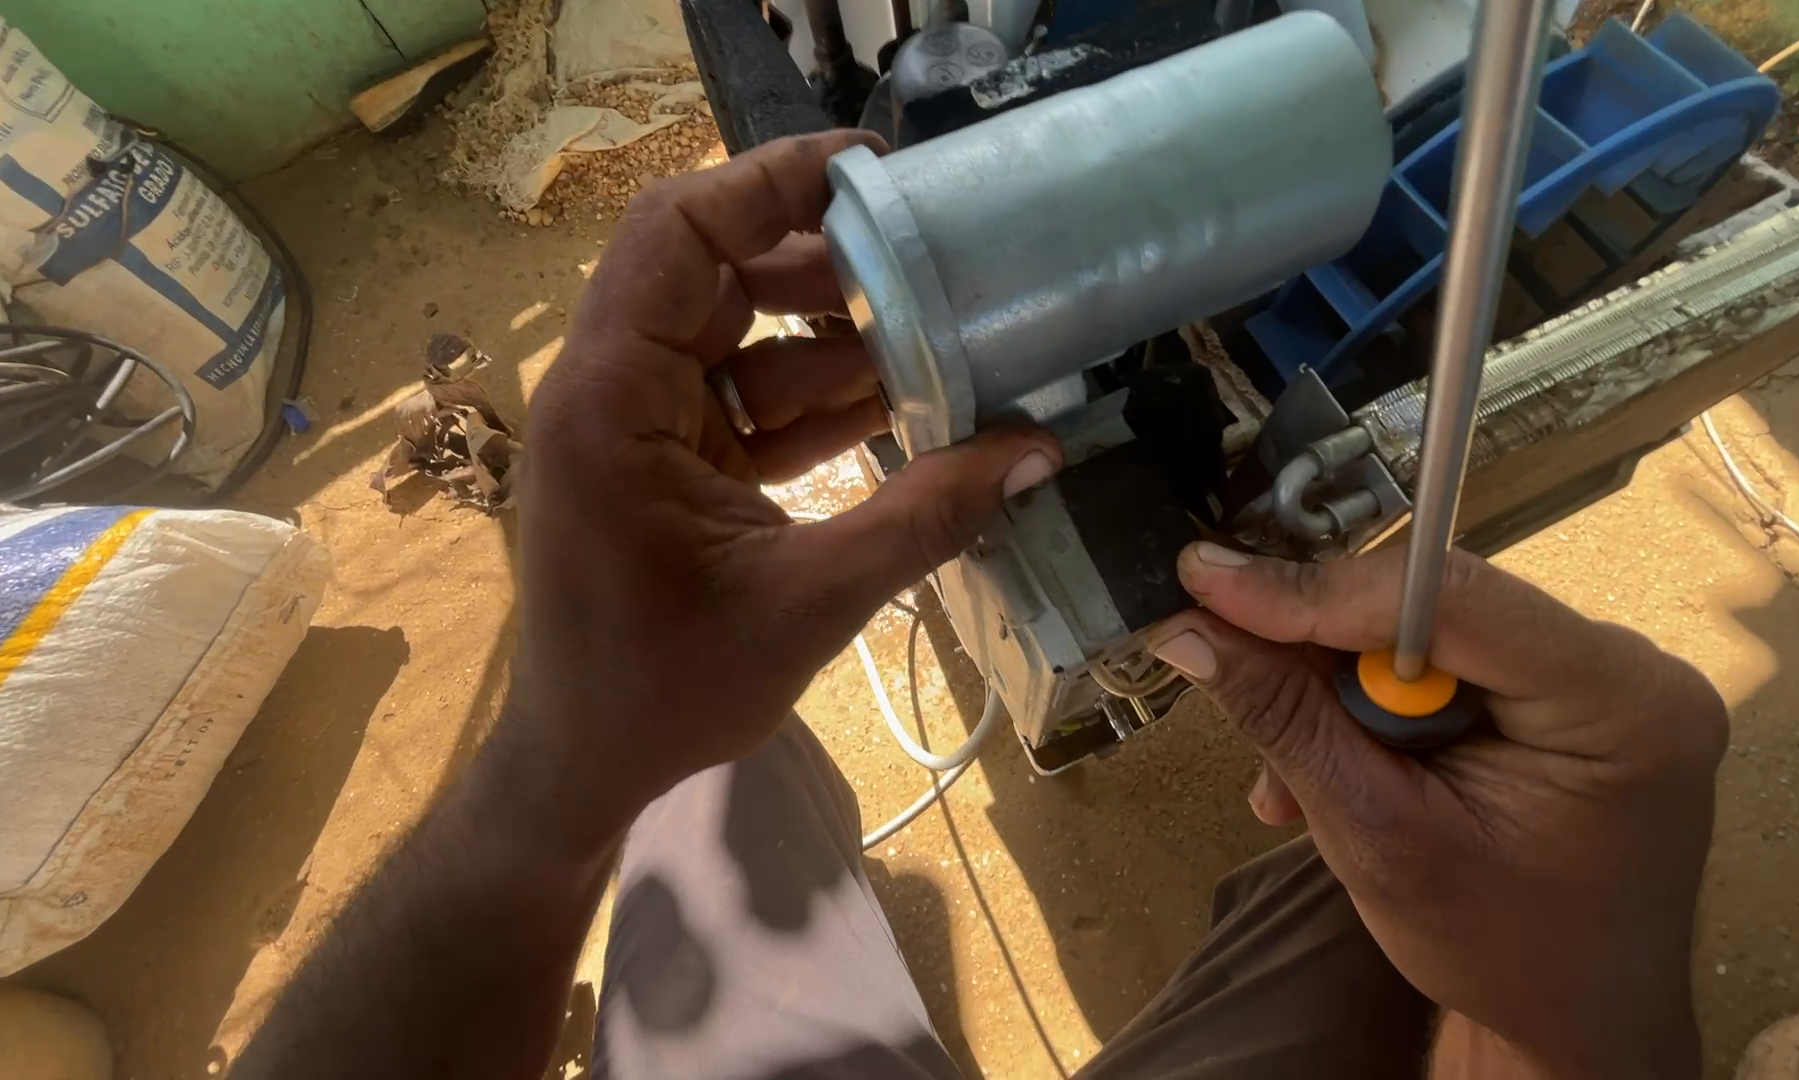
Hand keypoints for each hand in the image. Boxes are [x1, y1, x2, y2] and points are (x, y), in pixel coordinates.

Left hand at [501, 132, 1060, 850]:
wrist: (592, 763)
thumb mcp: (813, 598)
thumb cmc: (672, 688)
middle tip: (925, 270)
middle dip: (824, 273)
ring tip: (934, 348)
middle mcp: (614, 394)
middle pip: (717, 282)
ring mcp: (642, 432)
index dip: (772, 186)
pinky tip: (897, 411)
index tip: (872, 177)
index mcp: (614, 401)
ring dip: (834, 350)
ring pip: (743, 349)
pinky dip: (816, 408)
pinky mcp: (671, 469)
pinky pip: (748, 410)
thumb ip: (927, 518)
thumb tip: (1038, 456)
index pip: (680, 237)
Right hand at [1147, 543, 1727, 1077]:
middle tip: (1221, 661)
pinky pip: (1408, 658)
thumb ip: (1280, 717)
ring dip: (1320, 688)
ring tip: (1286, 776)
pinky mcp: (1527, 687)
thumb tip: (1183, 628)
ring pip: (1397, 628)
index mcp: (1617, 698)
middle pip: (1415, 603)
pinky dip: (1347, 703)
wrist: (1568, 1020)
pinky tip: (1324, 770)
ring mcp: (1569, 668)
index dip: (1312, 587)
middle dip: (1308, 645)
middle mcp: (1605, 658)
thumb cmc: (1497, 951)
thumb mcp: (1373, 835)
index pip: (1445, 597)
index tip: (1203, 578)